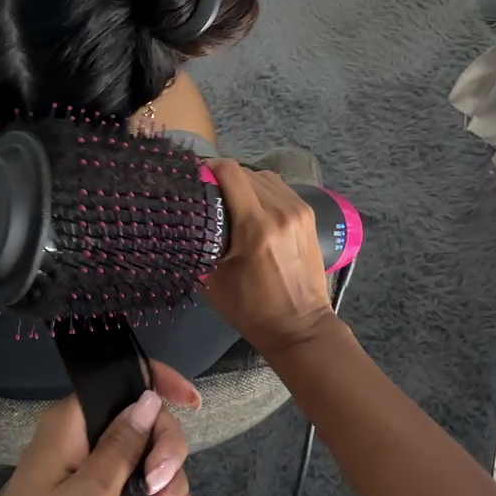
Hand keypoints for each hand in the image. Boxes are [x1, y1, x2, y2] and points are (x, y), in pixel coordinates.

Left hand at [0, 364, 205, 495]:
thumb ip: (122, 446)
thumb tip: (149, 397)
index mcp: (70, 424)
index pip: (119, 381)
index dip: (159, 383)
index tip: (193, 403)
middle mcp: (78, 440)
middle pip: (140, 422)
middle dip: (165, 453)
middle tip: (160, 491)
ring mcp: (85, 473)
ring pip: (143, 458)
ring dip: (165, 486)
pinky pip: (135, 487)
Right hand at [203, 159, 339, 356]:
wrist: (302, 327)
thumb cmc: (253, 309)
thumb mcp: (214, 280)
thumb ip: (201, 243)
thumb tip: (187, 220)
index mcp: (255, 226)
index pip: (230, 173)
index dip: (208, 167)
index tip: (195, 178)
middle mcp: (280, 211)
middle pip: (246, 172)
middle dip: (224, 177)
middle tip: (209, 192)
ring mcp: (298, 210)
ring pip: (264, 176)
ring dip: (244, 182)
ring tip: (230, 198)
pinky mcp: (308, 215)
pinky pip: (280, 187)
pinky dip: (263, 189)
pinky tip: (253, 204)